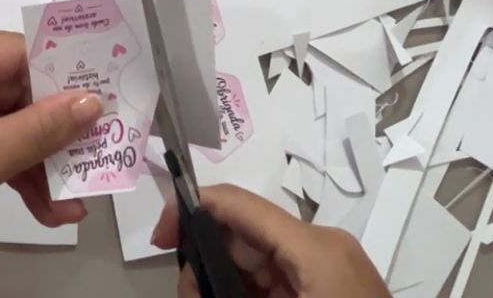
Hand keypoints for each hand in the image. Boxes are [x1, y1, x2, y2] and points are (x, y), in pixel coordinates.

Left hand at [0, 32, 101, 297]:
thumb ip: (41, 129)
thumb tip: (90, 102)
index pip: (17, 51)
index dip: (62, 74)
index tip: (105, 96)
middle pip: (18, 88)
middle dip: (55, 129)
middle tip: (98, 151)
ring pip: (11, 120)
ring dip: (41, 160)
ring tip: (76, 197)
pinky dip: (17, 170)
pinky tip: (49, 208)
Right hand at [152, 184, 389, 297]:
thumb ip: (228, 293)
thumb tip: (194, 286)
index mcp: (314, 248)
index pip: (238, 204)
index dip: (191, 209)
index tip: (161, 240)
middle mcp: (322, 248)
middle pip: (243, 235)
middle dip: (206, 261)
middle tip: (188, 296)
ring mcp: (330, 271)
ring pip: (256, 260)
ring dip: (225, 282)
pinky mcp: (331, 291)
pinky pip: (277, 282)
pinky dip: (250, 293)